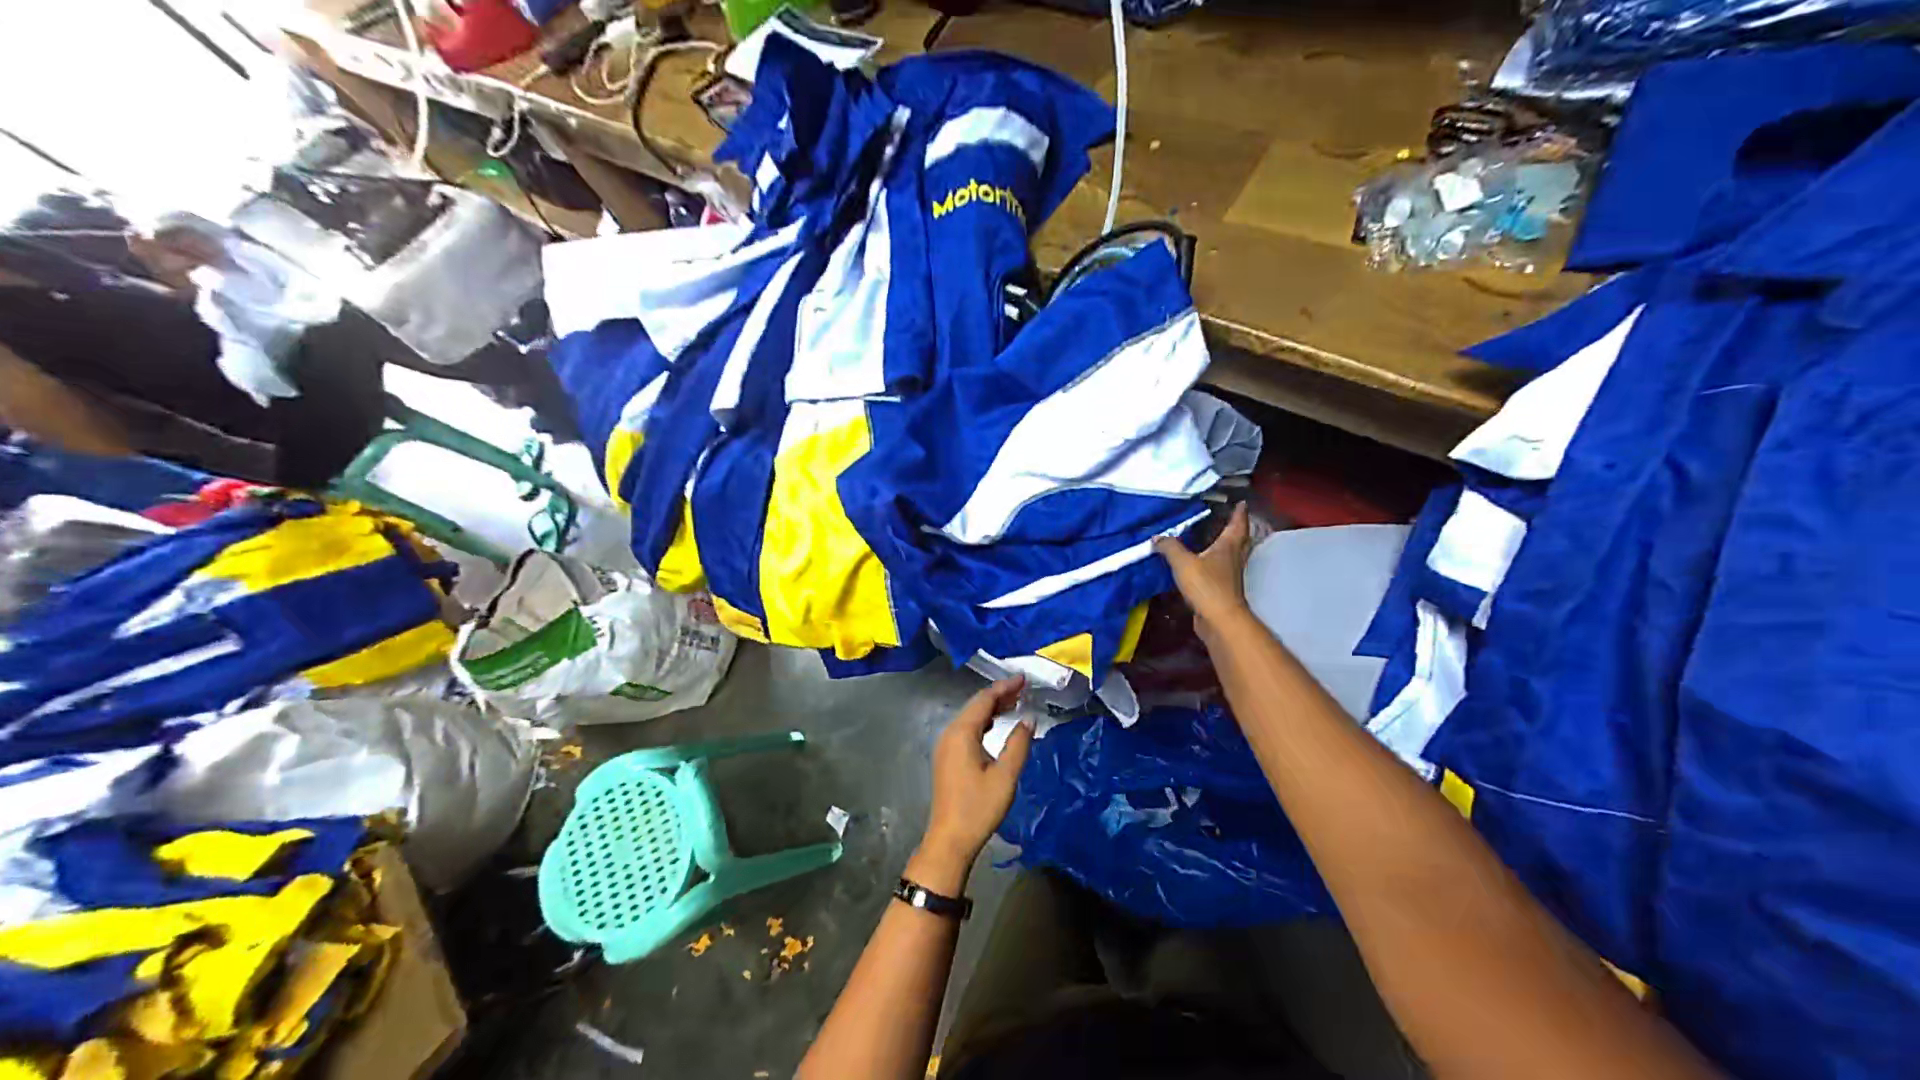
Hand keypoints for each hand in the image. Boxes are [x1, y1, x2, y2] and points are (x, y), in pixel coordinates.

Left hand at [917, 678, 1031, 885]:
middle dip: (999, 695)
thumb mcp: (1005, 776)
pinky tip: (997, 725)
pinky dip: (984, 722)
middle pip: (975, 705)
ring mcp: (946, 746)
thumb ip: (1018, 744)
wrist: (950, 839)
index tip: (1025, 679)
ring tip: (1015, 703)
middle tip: (1024, 689)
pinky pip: (966, 729)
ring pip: (970, 717)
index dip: (1005, 687)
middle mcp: (949, 734)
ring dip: (992, 708)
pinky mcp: (947, 757)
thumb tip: (1029, 719)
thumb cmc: (978, 807)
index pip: (984, 700)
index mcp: (961, 733)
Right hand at [1154, 502, 1253, 642]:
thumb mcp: (1183, 563)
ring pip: (1231, 554)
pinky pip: (1221, 568)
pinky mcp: (1223, 588)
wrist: (1219, 619)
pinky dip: (1215, 561)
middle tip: (1231, 518)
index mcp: (1228, 546)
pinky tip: (1204, 563)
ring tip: (1216, 536)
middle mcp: (1233, 558)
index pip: (1237, 525)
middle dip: (1237, 527)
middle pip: (1239, 539)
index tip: (1241, 503)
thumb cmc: (1206, 586)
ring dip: (1227, 544)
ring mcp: (1230, 574)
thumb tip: (1157, 537)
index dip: (1239, 513)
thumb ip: (1170, 547)